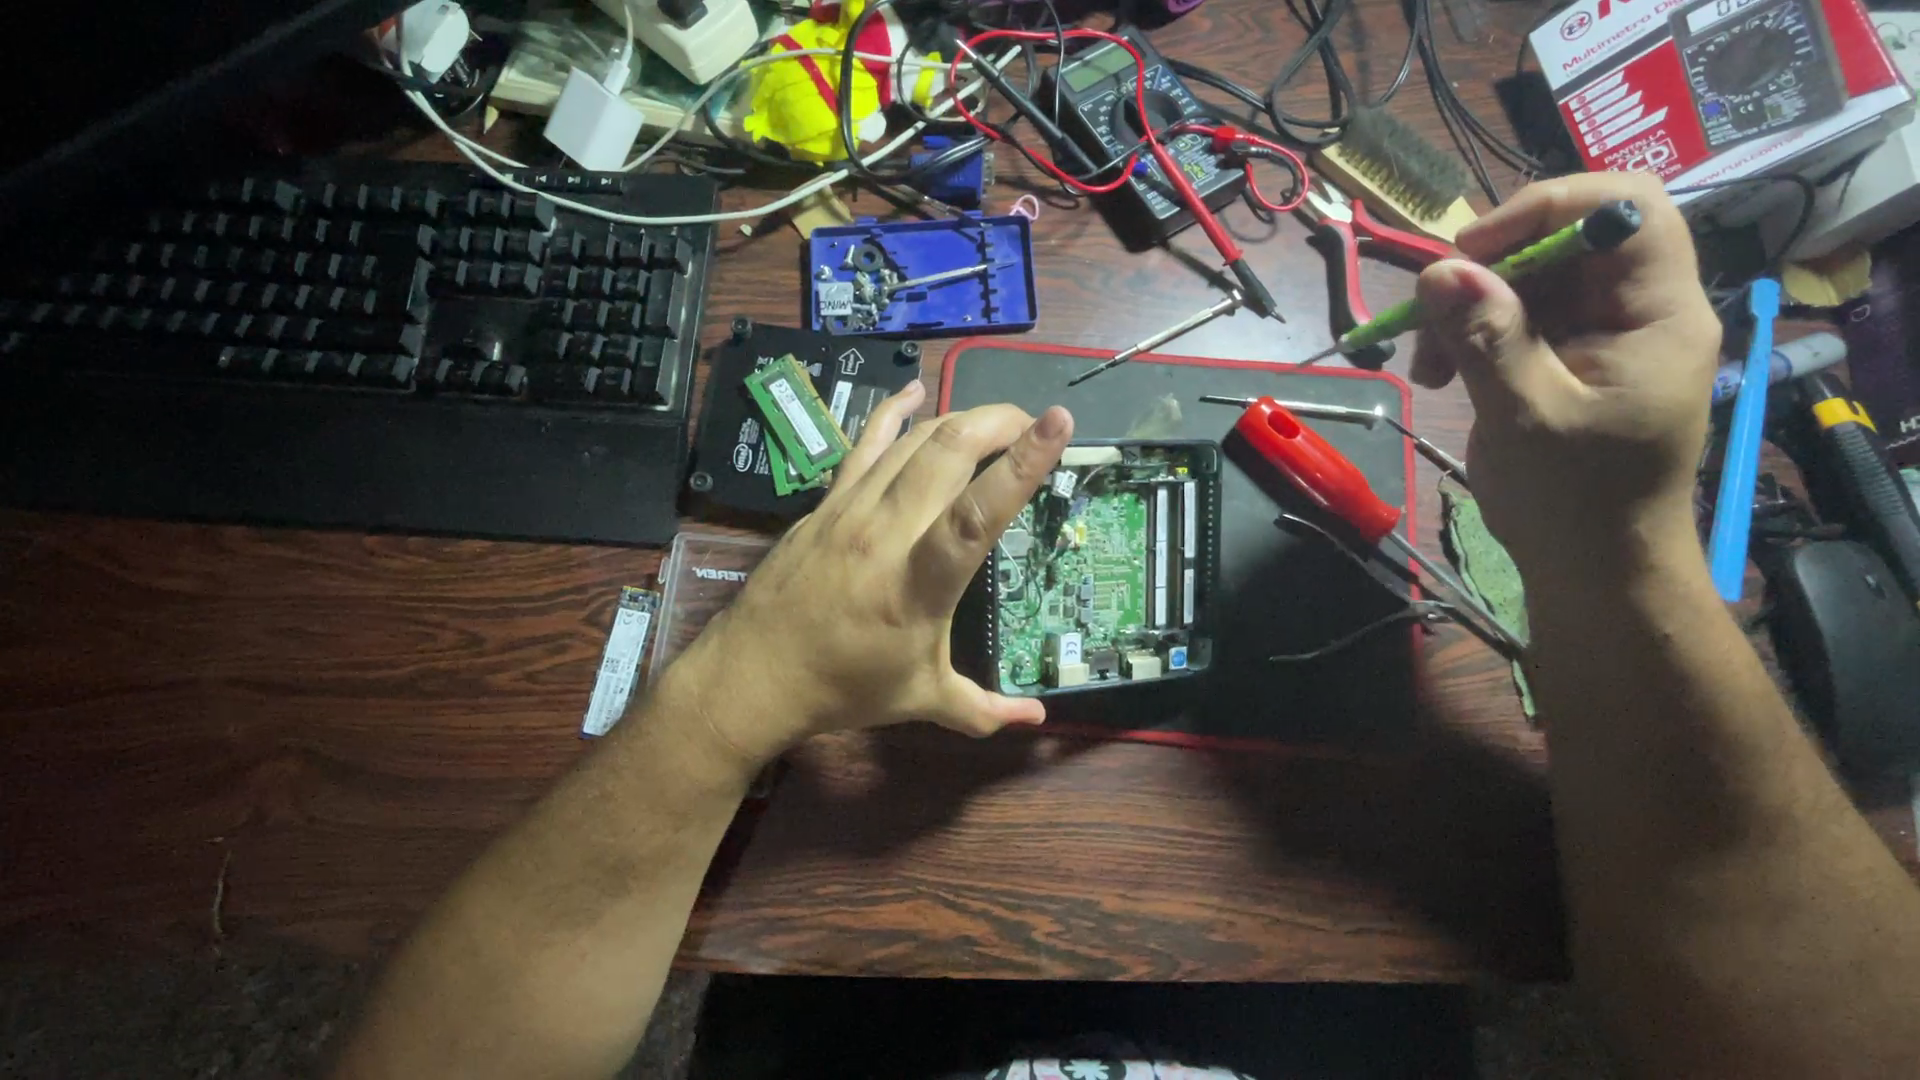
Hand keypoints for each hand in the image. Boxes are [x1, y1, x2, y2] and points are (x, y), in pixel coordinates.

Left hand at [666, 381, 1074, 763]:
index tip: (1058, 421)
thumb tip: (1039, 723)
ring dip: (960, 418)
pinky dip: (893, 411)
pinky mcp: (826, 502)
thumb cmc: (843, 688)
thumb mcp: (920, 702)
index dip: (1022, 464)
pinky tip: (916, 388)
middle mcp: (886, 533)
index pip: (976, 514)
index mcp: (919, 586)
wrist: (753, 675)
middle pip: (946, 452)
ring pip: (911, 440)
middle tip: (1032, 425)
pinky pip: (864, 444)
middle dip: (999, 422)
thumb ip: (985, 711)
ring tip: (995, 421)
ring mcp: (851, 510)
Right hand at [1409, 171, 1720, 578]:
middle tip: (1429, 320)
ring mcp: (1595, 335)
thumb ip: (1487, 339)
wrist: (1591, 564)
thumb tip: (1438, 271)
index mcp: (1657, 314)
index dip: (1543, 210)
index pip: (1623, 210)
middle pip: (1562, 242)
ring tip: (1428, 365)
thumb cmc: (1575, 501)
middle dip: (1484, 273)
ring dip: (1463, 311)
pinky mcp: (1559, 359)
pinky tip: (1438, 374)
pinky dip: (1463, 337)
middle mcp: (1633, 310)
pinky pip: (1507, 319)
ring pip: (1523, 281)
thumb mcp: (1527, 417)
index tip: (1467, 254)